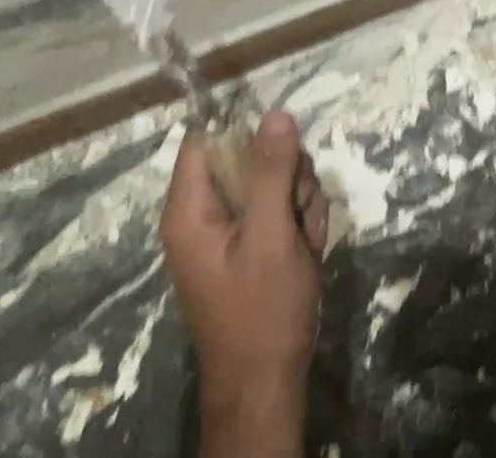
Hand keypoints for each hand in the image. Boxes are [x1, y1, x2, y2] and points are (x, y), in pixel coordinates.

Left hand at [161, 111, 329, 454]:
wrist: (267, 381)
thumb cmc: (261, 310)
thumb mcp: (270, 237)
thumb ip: (271, 174)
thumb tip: (275, 113)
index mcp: (190, 208)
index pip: (206, 138)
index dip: (246, 132)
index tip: (284, 149)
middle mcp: (204, 212)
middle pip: (249, 156)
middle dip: (287, 175)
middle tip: (297, 211)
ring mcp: (229, 229)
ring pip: (273, 180)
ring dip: (300, 201)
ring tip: (303, 241)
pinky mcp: (251, 243)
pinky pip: (281, 208)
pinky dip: (301, 223)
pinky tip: (305, 251)